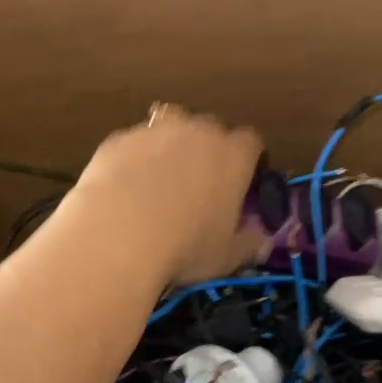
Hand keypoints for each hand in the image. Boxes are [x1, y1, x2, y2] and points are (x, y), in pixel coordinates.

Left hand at [68, 104, 263, 285]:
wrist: (119, 235)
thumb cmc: (186, 247)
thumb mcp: (227, 256)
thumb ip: (248, 244)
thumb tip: (262, 241)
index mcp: (232, 157)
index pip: (251, 143)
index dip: (249, 161)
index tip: (243, 182)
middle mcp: (197, 132)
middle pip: (211, 128)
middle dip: (210, 150)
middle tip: (202, 185)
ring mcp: (156, 131)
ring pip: (171, 126)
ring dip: (173, 145)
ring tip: (164, 178)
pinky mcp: (120, 140)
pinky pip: (136, 144)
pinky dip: (137, 159)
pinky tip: (129, 188)